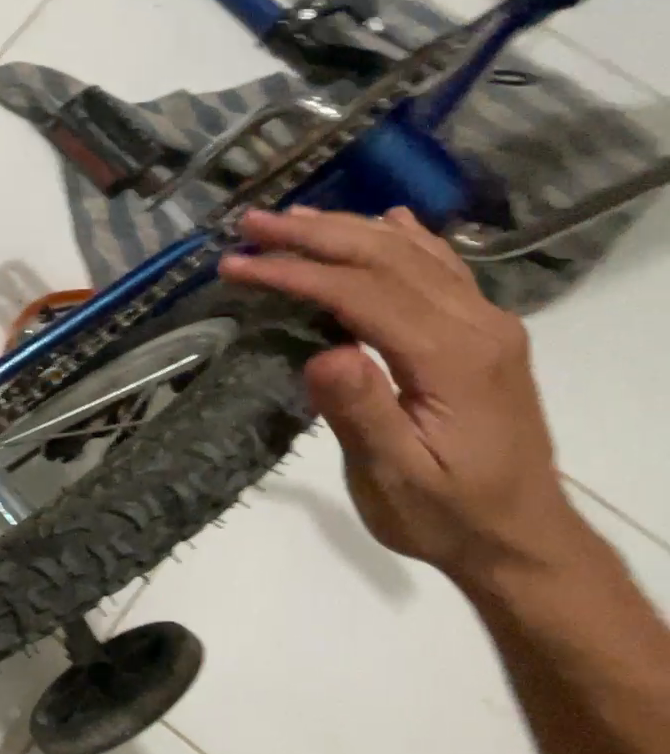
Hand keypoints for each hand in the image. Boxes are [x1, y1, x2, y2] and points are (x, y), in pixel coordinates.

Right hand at [219, 206, 585, 584]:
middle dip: (313, 236)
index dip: (295, 273)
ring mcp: (487, 327)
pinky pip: (442, 271)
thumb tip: (324, 353)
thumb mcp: (394, 474)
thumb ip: (362, 412)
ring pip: (414, 256)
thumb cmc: (444, 512)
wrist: (519, 536)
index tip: (234, 265)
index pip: (362, 293)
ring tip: (290, 217)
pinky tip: (386, 222)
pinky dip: (404, 241)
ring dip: (347, 231)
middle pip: (388, 258)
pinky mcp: (482, 337)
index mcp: (452, 357)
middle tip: (249, 222)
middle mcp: (477, 326)